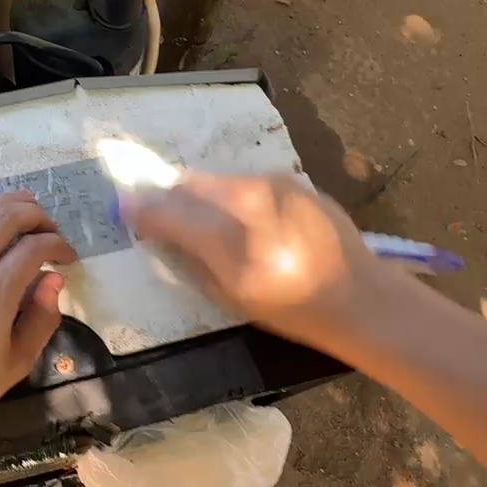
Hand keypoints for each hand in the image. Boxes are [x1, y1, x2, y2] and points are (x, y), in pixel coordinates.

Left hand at [0, 191, 77, 445]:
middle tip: (51, 228)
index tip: (68, 258)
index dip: (59, 246)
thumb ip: (41, 319)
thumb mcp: (14, 365)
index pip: (35, 248)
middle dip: (36, 215)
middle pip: (6, 217)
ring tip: (26, 205)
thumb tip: (53, 280)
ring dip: (5, 203)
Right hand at [122, 173, 400, 351]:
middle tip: (162, 216)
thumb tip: (157, 229)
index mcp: (232, 237)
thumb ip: (189, 257)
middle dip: (172, 199)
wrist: (360, 297)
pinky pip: (246, 181)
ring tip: (205, 219)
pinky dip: (232, 195)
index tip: (126, 210)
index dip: (143, 211)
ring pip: (218, 180)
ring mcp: (273, 183)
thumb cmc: (292, 307)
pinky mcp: (292, 179)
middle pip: (191, 186)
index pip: (171, 212)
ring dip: (202, 195)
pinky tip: (243, 218)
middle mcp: (249, 198)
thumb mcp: (231, 294)